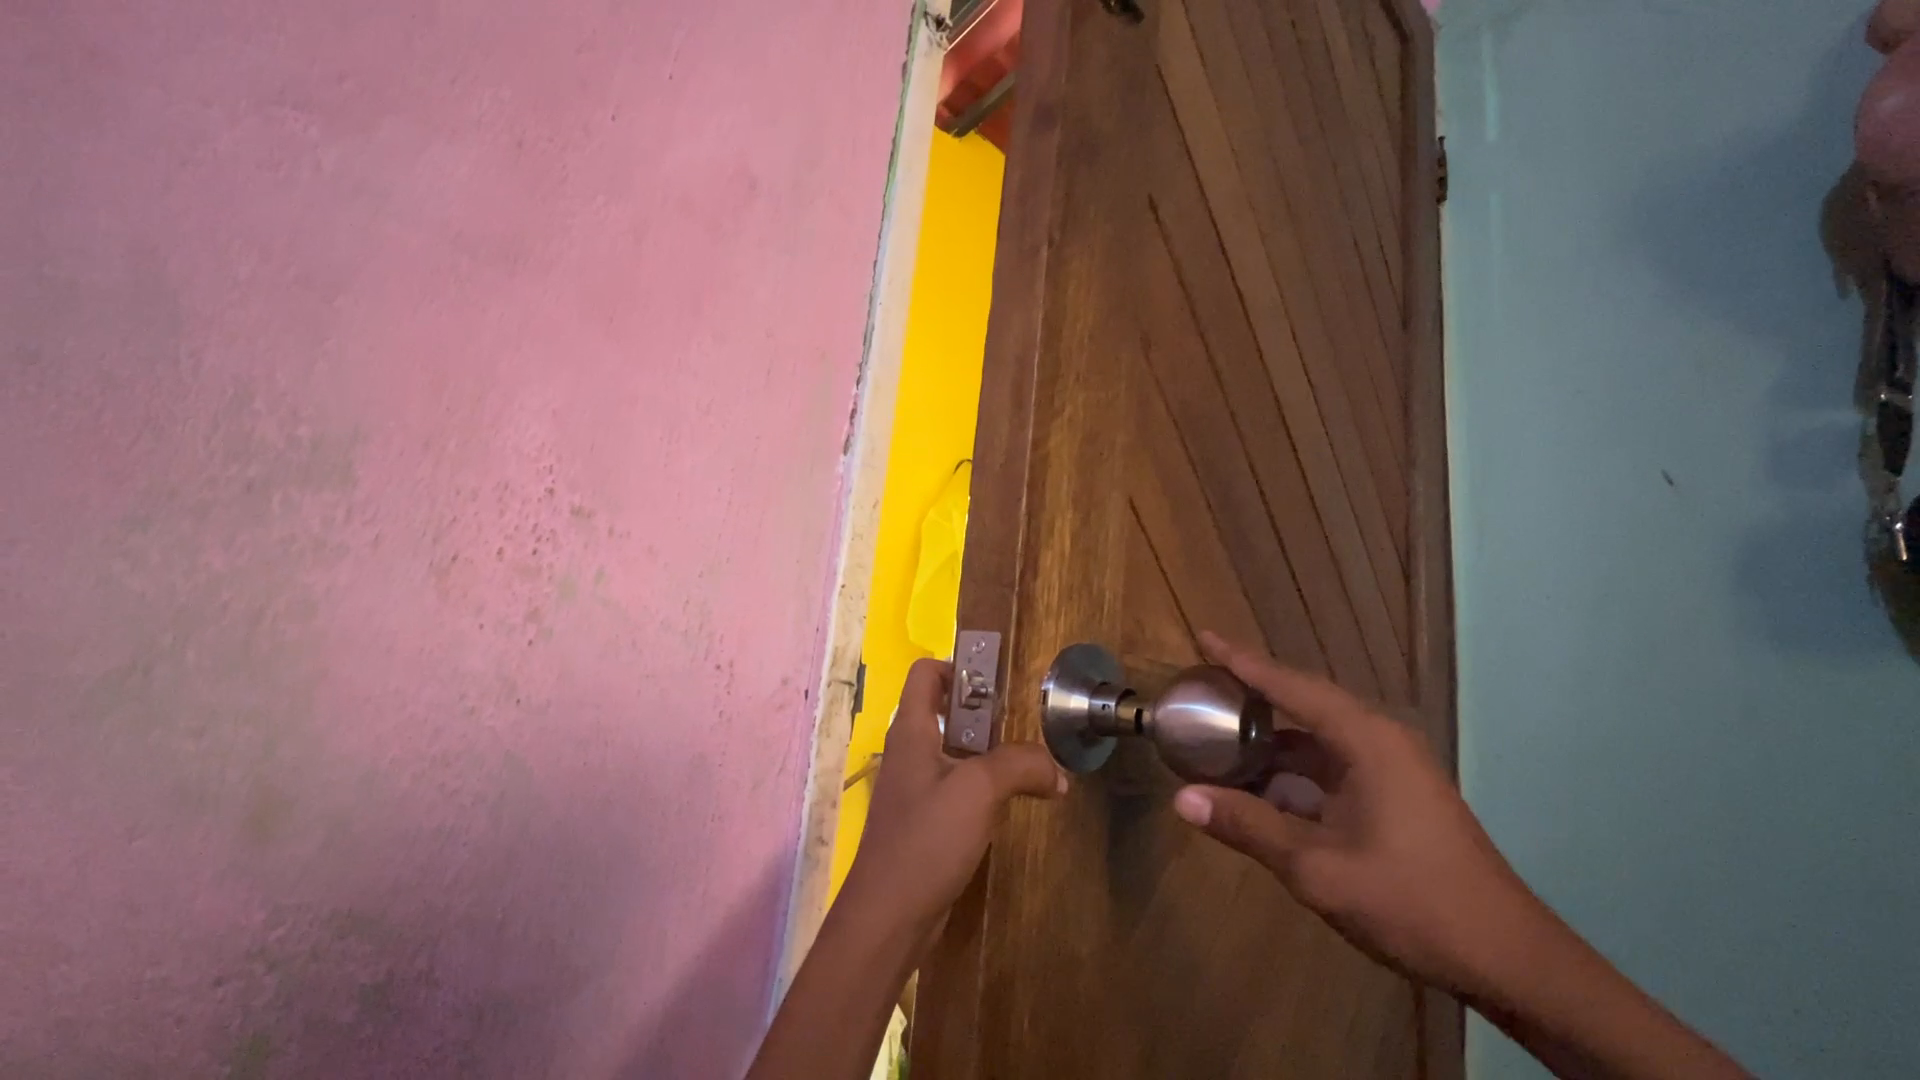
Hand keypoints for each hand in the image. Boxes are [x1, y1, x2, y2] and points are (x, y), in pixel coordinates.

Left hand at [840, 658, 1068, 933]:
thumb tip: (1057, 773)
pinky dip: (988, 791)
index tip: (1001, 687)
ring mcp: (917, 790)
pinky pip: (960, 791)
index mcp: (911, 730)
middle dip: (989, 715)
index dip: (960, 668)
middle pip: (948, 713)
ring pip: (958, 754)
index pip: (927, 673)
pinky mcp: (927, 823)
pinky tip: (1014, 807)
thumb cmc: (926, 839)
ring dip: (994, 756)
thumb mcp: (978, 790)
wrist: (889, 916)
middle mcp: (911, 753)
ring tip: (1035, 767)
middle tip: (1029, 728)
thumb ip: (1020, 766)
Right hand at [1171, 633, 1542, 998]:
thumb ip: (1248, 826)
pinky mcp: (1396, 799)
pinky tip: (1260, 792)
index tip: (1204, 638)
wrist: (1505, 958)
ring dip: (1270, 745)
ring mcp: (1392, 772)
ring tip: (1218, 742)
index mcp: (1368, 742)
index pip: (1292, 686)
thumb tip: (1181, 798)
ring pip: (1316, 743)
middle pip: (1304, 705)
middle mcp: (1381, 743)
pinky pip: (1331, 770)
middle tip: (1203, 691)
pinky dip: (1292, 775)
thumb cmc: (1411, 902)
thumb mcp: (1316, 867)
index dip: (1243, 662)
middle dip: (1253, 698)